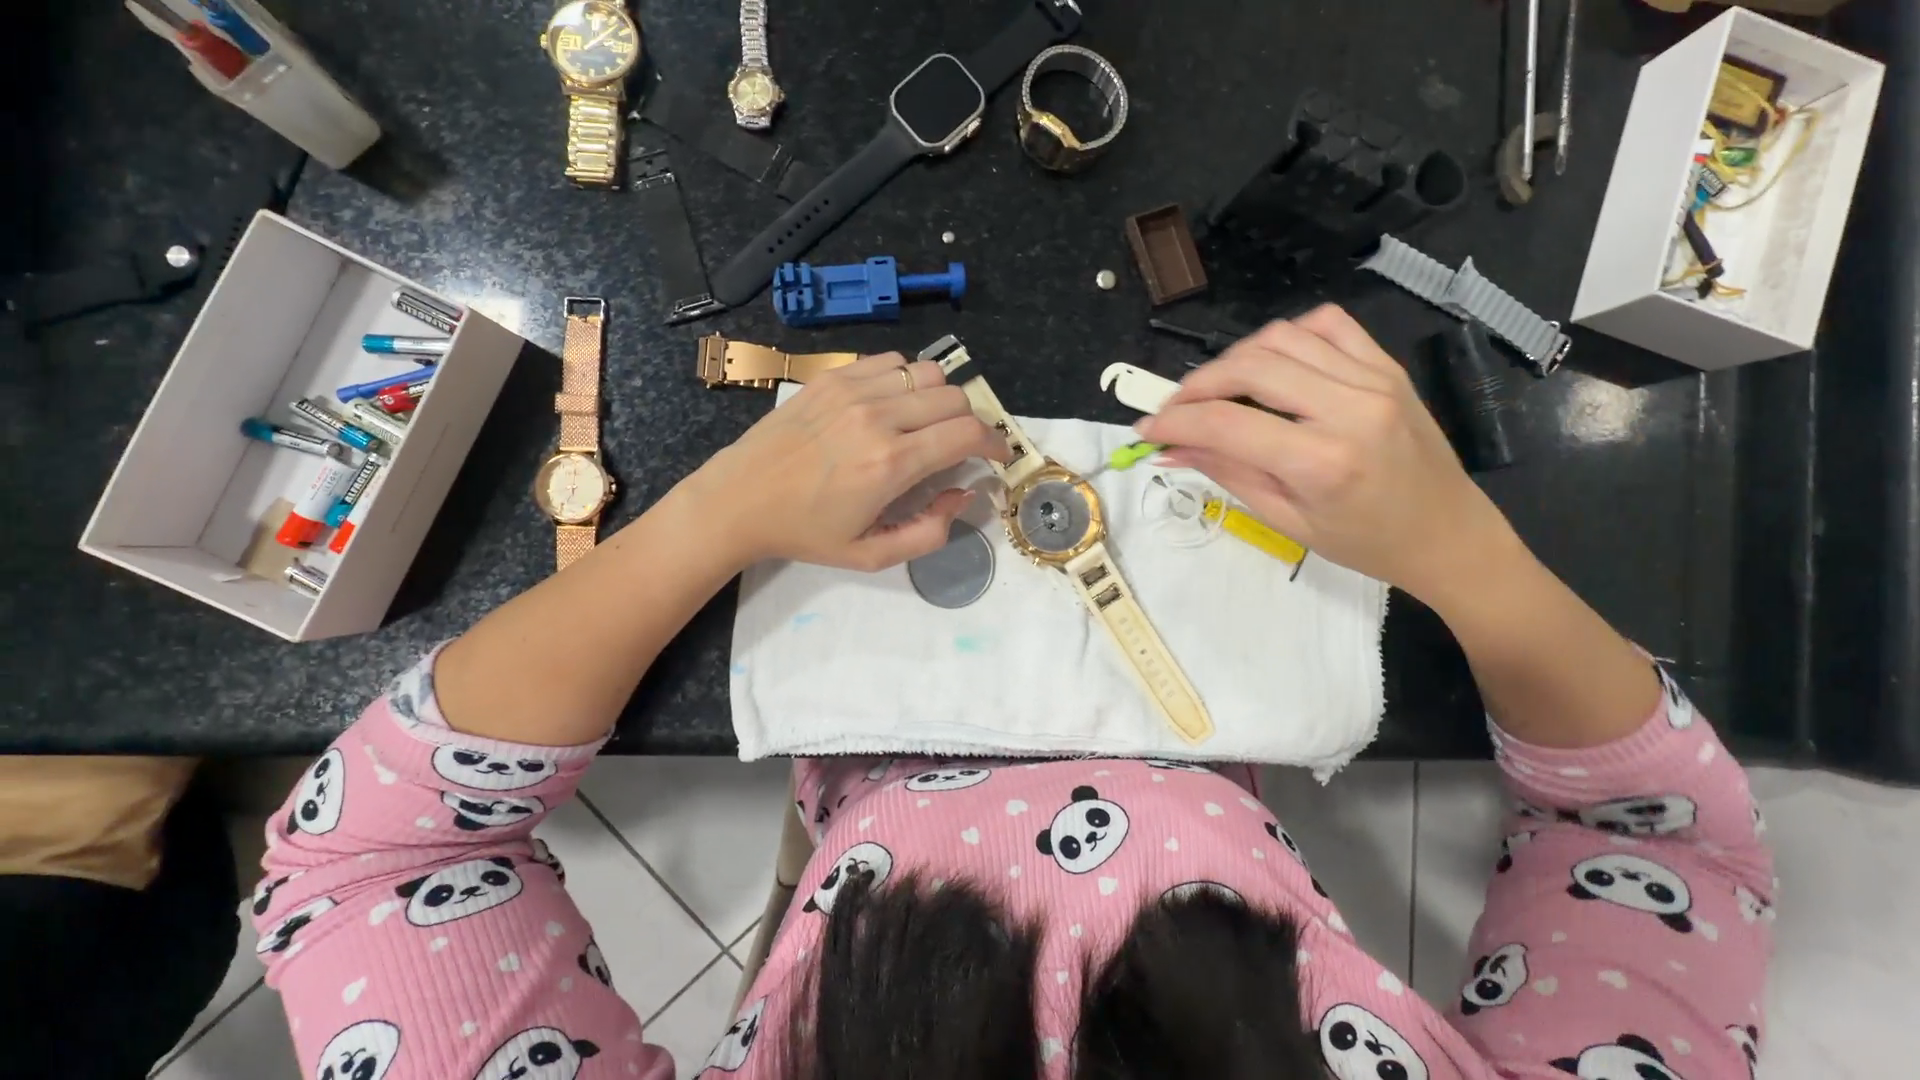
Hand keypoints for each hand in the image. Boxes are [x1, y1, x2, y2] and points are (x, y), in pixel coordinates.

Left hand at [689, 353, 1008, 570]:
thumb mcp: (871, 555)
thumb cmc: (805, 533)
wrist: (739, 500)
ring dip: (940, 398)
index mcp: (890, 464)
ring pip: (927, 372)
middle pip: (955, 398)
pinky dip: (906, 379)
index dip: (994, 443)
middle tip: (960, 446)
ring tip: (927, 423)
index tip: (996, 456)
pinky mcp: (832, 377)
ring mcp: (853, 390)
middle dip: (970, 423)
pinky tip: (895, 404)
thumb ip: (930, 532)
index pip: (967, 433)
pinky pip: (891, 360)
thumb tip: (963, 495)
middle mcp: (877, 418)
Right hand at [1136, 305, 1517, 602]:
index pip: (1227, 423)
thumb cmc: (1365, 543)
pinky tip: (1271, 365)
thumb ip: (1227, 473)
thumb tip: (1170, 448)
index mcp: (1324, 461)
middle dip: (1197, 385)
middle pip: (1250, 368)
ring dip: (1235, 358)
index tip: (1146, 429)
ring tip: (1218, 390)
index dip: (1176, 422)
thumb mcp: (1287, 521)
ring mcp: (1374, 379)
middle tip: (1175, 409)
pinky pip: (1327, 326)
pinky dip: (1286, 337)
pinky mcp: (1386, 366)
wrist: (1447, 534)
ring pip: (1282, 337)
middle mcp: (1351, 407)